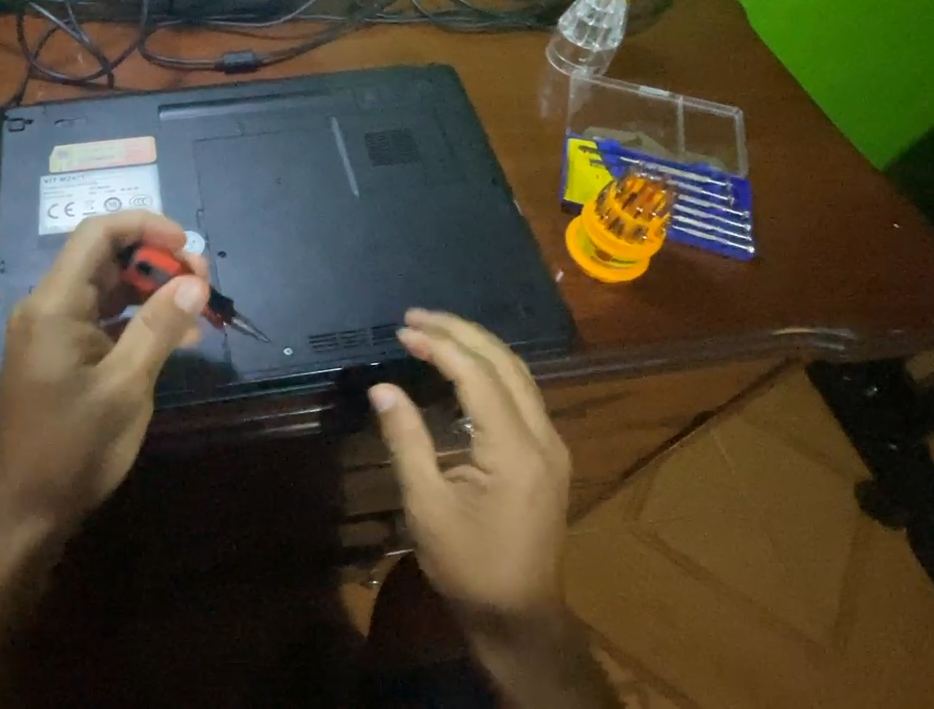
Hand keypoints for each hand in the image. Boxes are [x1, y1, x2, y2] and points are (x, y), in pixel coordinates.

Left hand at [0, 212, 209, 539]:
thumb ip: (160, 327)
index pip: (97, 235)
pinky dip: (140, 321)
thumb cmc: (73, 448)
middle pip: (106, 258)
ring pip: (109, 289)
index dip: (145, 226)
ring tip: (199, 307)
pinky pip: (106, 320)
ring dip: (153, 290)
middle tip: (203, 282)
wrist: (27, 511)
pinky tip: (180, 337)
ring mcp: (55, 332)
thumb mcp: (126, 386)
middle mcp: (49, 308)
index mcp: (55, 305)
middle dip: (157, 260)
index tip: (187, 245)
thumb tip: (195, 280)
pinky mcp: (64, 355)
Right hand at [370, 310, 608, 707]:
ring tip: (434, 330)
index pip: (478, 376)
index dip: (440, 347)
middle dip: (460, 332)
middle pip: (505, 363)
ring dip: (477, 346)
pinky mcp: (547, 455)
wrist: (519, 615)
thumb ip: (406, 440)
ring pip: (518, 374)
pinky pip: (521, 394)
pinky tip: (461, 367)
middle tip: (415, 317)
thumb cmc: (468, 566)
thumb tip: (383, 388)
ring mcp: (550, 445)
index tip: (403, 331)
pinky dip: (489, 369)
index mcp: (514, 451)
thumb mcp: (426, 506)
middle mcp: (542, 438)